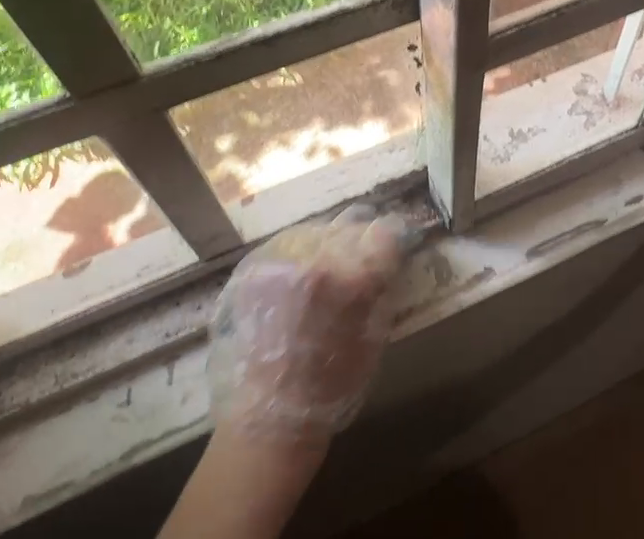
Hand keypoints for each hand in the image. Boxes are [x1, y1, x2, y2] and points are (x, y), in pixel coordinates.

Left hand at [207, 204, 412, 441]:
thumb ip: (380, 291)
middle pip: (349, 226)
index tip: (389, 249)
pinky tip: (297, 281)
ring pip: (316, 231)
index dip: (391, 240)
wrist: (268, 417)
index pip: (385, 232)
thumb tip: (388, 260)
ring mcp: (280, 260)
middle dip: (358, 244)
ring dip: (325, 247)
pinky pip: (285, 246)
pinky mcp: (252, 267)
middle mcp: (316, 259)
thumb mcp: (374, 337)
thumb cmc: (332, 387)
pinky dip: (296, 257)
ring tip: (324, 275)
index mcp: (353, 280)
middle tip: (357, 264)